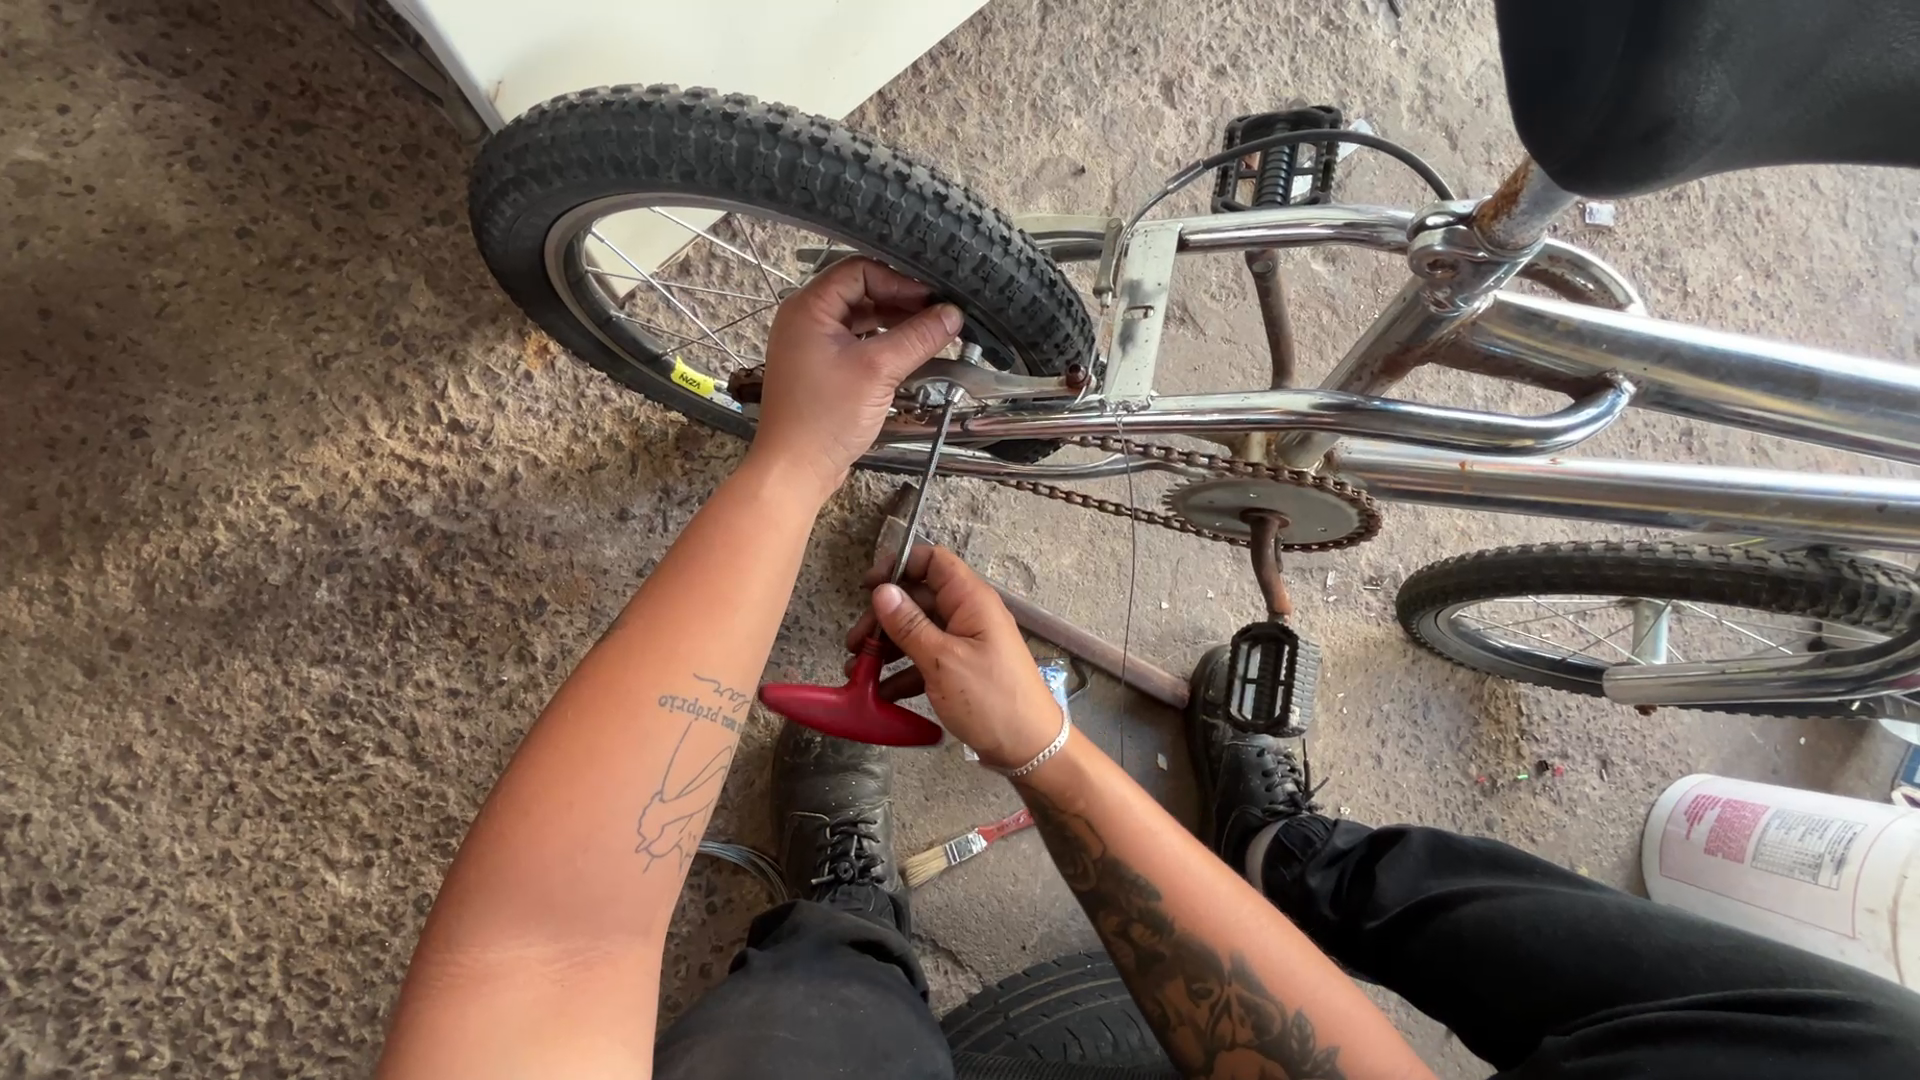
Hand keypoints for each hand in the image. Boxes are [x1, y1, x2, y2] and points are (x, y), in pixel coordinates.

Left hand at [749, 257, 961, 498]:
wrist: (797, 468)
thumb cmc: (823, 419)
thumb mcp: (878, 370)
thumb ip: (917, 338)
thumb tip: (951, 316)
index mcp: (808, 308)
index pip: (859, 270)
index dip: (899, 281)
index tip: (931, 297)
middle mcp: (806, 321)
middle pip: (861, 293)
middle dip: (901, 302)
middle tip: (937, 315)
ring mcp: (812, 347)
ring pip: (861, 321)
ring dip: (895, 325)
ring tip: (929, 335)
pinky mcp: (822, 371)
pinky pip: (857, 345)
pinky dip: (883, 346)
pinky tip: (909, 356)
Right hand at [846, 545, 1064, 769]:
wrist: (1030, 748)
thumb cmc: (992, 700)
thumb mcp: (943, 661)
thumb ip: (909, 625)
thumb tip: (882, 591)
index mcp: (971, 600)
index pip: (934, 561)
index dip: (899, 566)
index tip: (869, 587)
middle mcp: (969, 615)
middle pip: (919, 599)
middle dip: (884, 618)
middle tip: (856, 643)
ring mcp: (966, 643)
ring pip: (919, 632)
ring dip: (887, 647)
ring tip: (859, 670)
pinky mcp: (962, 670)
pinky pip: (926, 660)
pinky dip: (903, 672)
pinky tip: (880, 693)